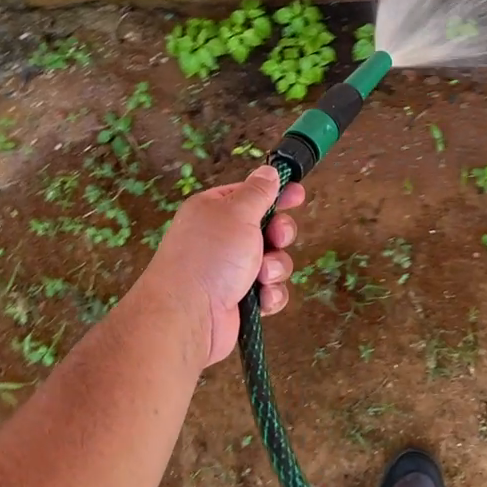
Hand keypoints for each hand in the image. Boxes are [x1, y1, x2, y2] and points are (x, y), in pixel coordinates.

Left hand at [138, 165, 304, 367]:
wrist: (188, 315)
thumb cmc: (211, 255)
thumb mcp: (237, 212)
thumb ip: (258, 192)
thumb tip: (267, 171)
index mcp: (214, 210)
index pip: (250, 194)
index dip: (276, 194)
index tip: (298, 194)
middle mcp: (221, 238)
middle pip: (267, 228)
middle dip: (279, 235)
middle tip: (277, 239)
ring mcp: (230, 270)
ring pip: (273, 261)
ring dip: (275, 268)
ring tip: (262, 276)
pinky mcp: (240, 300)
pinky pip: (270, 291)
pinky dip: (270, 295)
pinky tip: (262, 299)